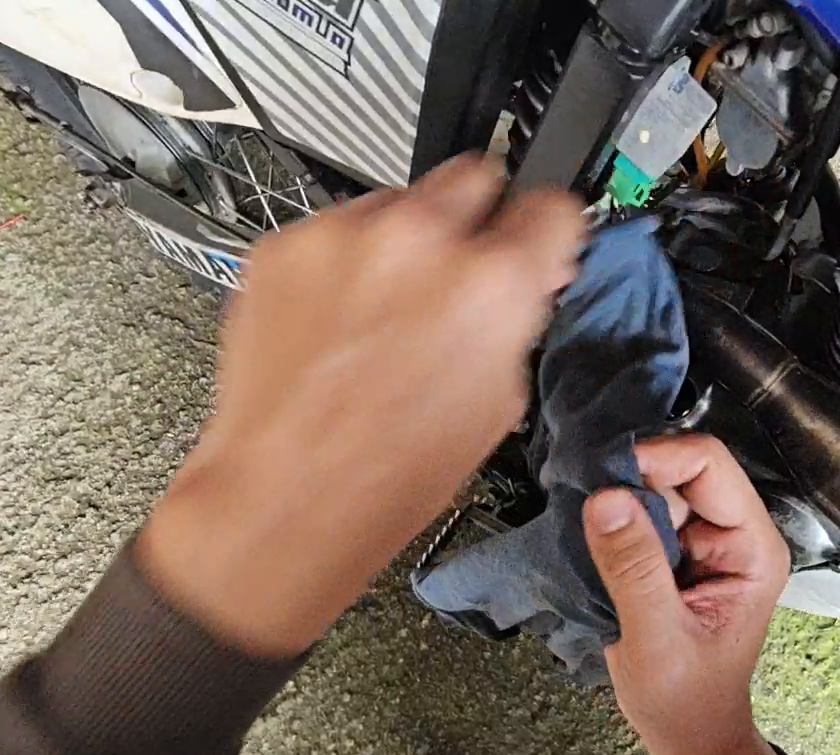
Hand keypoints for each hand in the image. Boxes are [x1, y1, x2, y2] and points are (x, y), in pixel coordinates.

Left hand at [137, 156, 584, 656]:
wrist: (291, 493)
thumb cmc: (391, 472)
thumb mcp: (497, 405)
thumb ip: (514, 326)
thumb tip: (517, 293)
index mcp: (493, 285)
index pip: (554, 206)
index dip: (551, 230)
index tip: (540, 240)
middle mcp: (422, 241)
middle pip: (476, 176)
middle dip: (481, 221)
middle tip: (465, 273)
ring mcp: (346, 237)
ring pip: (401, 207)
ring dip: (408, 248)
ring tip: (389, 320)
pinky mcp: (285, 247)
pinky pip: (338, 235)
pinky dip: (348, 267)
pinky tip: (343, 325)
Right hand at [583, 434, 791, 754]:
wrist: (689, 736)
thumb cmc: (686, 702)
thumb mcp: (656, 639)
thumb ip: (634, 569)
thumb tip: (605, 498)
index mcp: (751, 548)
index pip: (708, 466)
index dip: (656, 460)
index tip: (603, 481)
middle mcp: (733, 535)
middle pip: (679, 471)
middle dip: (631, 483)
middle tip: (585, 511)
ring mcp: (702, 544)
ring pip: (654, 491)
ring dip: (617, 504)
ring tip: (585, 535)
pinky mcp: (673, 557)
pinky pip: (640, 517)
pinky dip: (612, 525)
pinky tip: (591, 543)